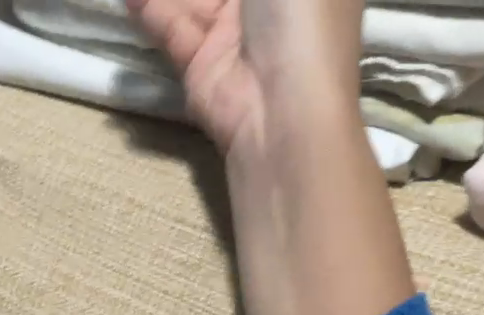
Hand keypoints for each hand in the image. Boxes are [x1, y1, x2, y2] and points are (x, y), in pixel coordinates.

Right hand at [127, 0, 410, 314]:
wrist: (285, 132)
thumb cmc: (309, 49)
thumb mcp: (312, 1)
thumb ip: (273, 21)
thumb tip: (358, 3)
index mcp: (314, 7)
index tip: (237, 2)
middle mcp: (275, 26)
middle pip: (232, 0)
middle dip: (208, 0)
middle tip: (193, 1)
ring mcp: (237, 59)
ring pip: (198, 8)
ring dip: (172, 0)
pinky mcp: (202, 85)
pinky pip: (171, 38)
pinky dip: (150, 17)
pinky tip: (125, 3)